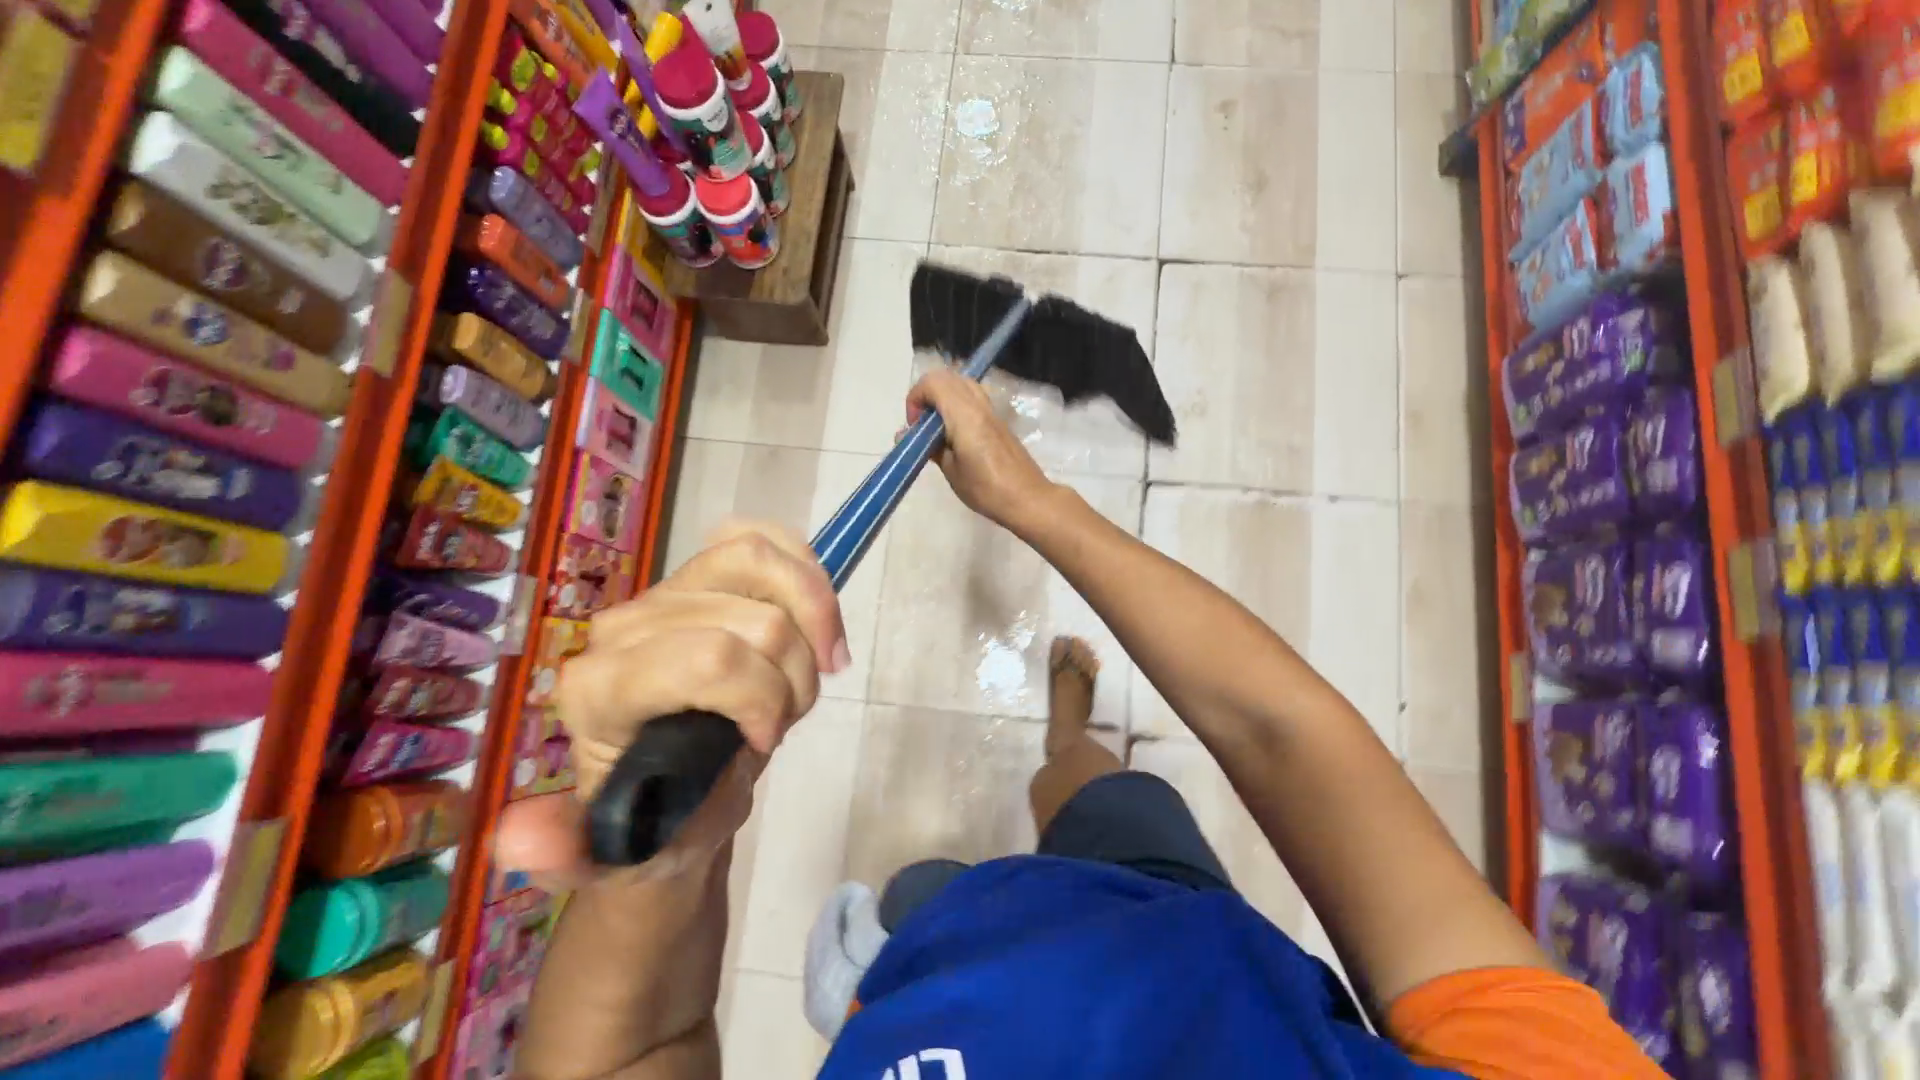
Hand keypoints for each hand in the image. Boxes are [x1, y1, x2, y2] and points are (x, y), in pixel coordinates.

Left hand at [495, 522, 846, 885]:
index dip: (763, 698)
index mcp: (599, 690)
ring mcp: (663, 589)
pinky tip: (816, 622)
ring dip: (809, 622)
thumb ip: (571, 853)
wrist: (677, 784)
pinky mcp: (698, 569)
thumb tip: (518, 842)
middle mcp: (622, 626)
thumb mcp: (621, 853)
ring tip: (813, 669)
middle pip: (756, 621)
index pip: (712, 658)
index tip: (764, 741)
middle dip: (794, 679)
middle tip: (786, 722)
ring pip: (758, 563)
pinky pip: (758, 537)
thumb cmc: (658, 820)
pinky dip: (802, 572)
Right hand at [907, 367, 1054, 526]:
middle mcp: (979, 405)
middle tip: (923, 425)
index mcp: (964, 416)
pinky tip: (955, 434)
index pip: (933, 383)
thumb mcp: (951, 471)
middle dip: (927, 395)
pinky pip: (973, 397)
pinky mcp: (998, 420)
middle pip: (947, 377)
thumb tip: (907, 435)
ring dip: (943, 398)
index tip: (914, 427)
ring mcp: (991, 410)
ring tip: (937, 428)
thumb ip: (929, 447)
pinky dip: (957, 405)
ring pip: (961, 384)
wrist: (1027, 499)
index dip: (916, 399)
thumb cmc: (986, 489)